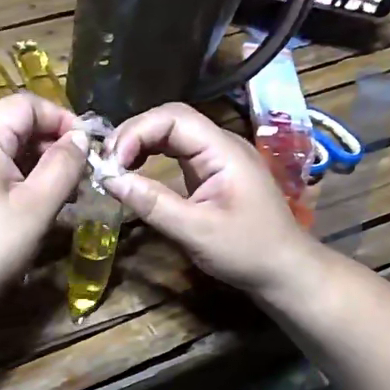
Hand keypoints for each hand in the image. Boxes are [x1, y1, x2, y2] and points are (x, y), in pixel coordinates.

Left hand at [0, 93, 88, 311]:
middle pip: (11, 125)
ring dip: (34, 164)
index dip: (61, 118)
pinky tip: (31, 206)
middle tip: (78, 177)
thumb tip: (80, 137)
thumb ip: (64, 164)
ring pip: (0, 150)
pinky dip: (13, 179)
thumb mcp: (38, 204)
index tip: (87, 148)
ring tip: (61, 195)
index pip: (25, 104)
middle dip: (49, 144)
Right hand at [105, 102, 316, 294]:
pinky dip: (150, 157)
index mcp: (222, 151)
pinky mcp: (210, 172)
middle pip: (169, 119)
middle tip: (106, 165)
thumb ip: (152, 203)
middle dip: (133, 135)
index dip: (136, 133)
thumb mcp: (195, 231)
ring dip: (139, 144)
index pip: (172, 118)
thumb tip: (109, 179)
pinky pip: (175, 152)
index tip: (112, 163)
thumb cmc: (246, 251)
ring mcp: (216, 157)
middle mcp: (219, 145)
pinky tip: (134, 172)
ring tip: (114, 167)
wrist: (283, 271)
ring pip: (170, 133)